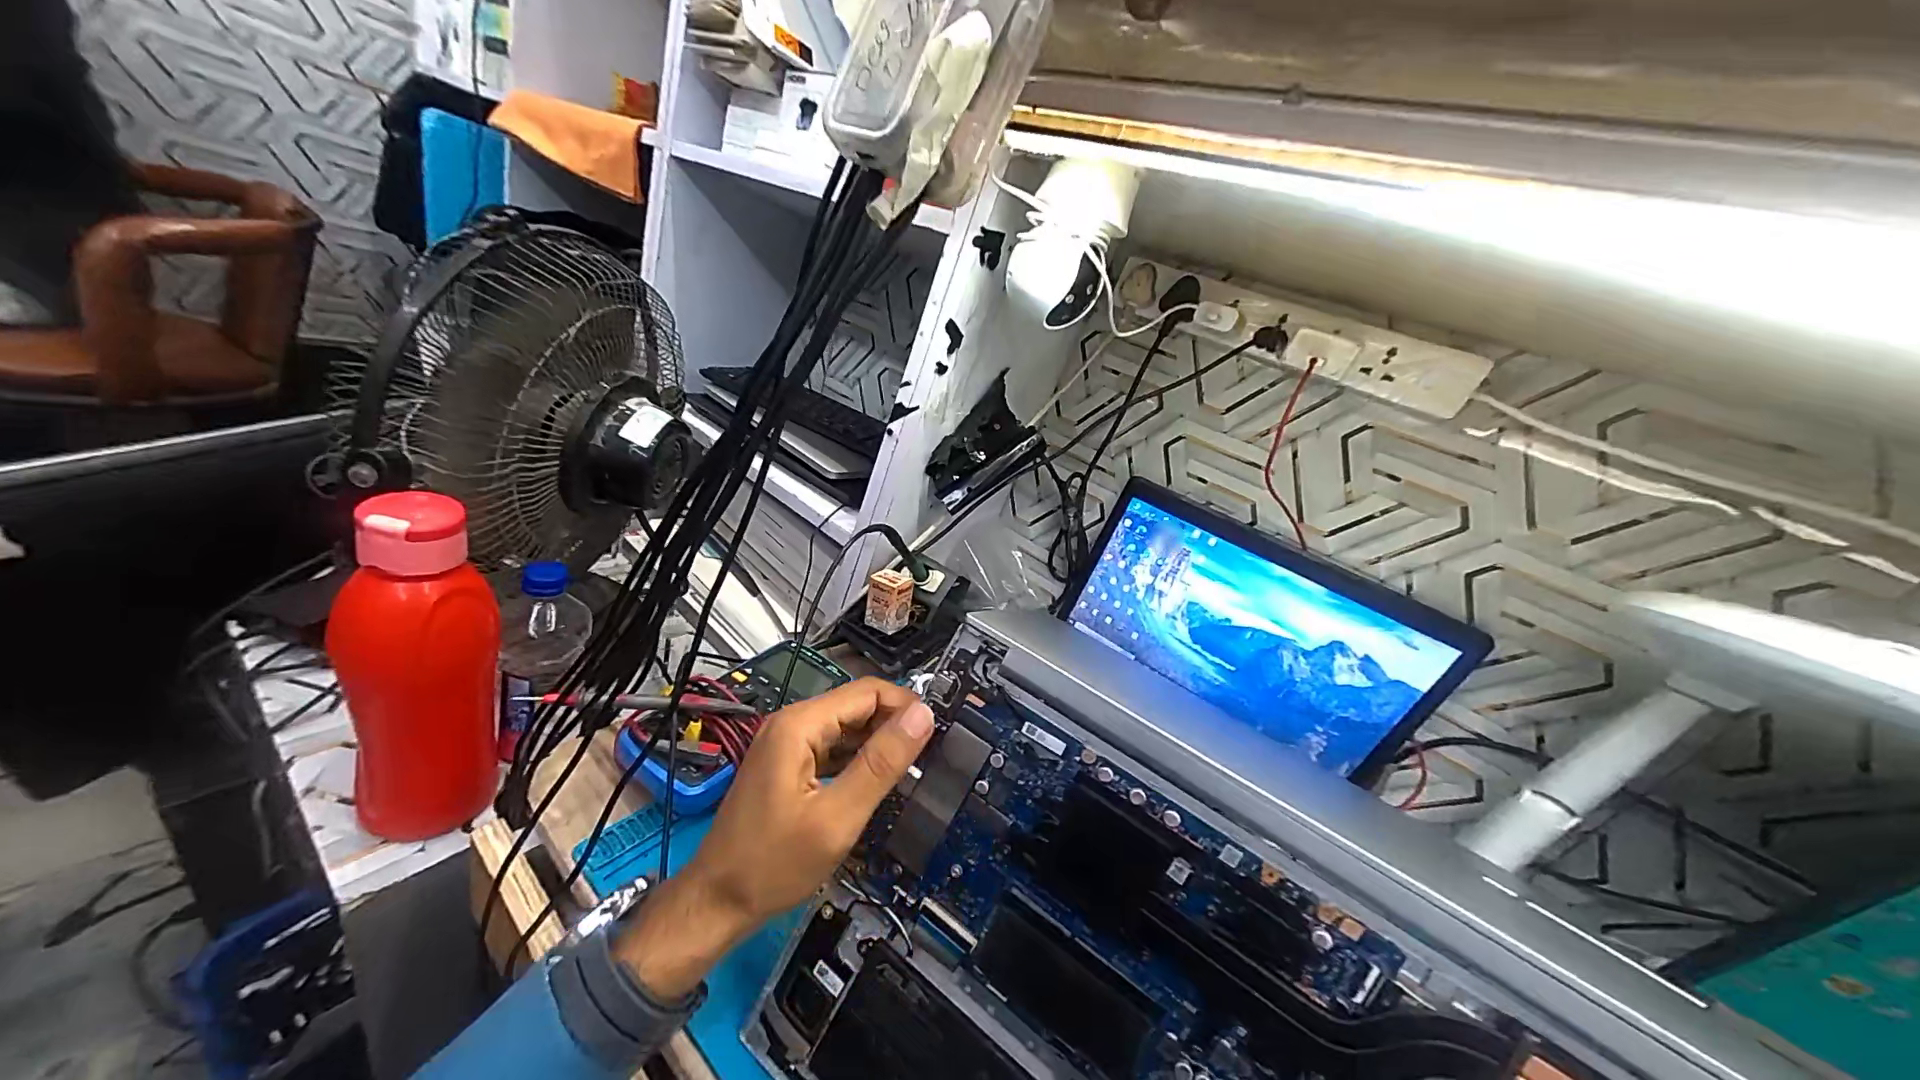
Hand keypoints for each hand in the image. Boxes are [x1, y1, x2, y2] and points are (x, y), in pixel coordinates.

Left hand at [612, 677, 934, 998]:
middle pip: (857, 705)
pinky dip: (858, 758)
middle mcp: (791, 724)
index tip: (937, 733)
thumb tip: (923, 717)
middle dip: (894, 725)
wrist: (717, 902)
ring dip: (879, 742)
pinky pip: (832, 747)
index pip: (868, 692)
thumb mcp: (837, 817)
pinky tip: (878, 780)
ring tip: (910, 769)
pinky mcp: (787, 763)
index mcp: (799, 725)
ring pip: (847, 727)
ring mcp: (786, 744)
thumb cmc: (773, 864)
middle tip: (928, 757)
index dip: (906, 707)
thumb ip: (881, 764)